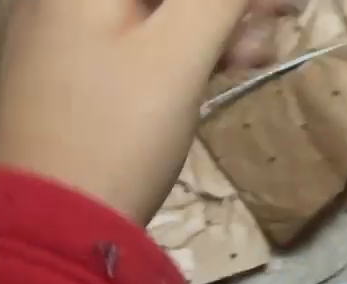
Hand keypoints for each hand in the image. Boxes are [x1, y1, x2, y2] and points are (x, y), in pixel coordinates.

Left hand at [0, 0, 288, 223]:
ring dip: (212, 28)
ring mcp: (64, 24)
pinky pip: (140, 35)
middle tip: (267, 40)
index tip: (285, 9)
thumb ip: (213, 5)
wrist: (61, 201)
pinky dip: (186, 46)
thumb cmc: (120, 126)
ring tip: (249, 60)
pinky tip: (215, 70)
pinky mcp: (75, 59)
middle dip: (225, 11)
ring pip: (155, 13)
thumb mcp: (174, 57)